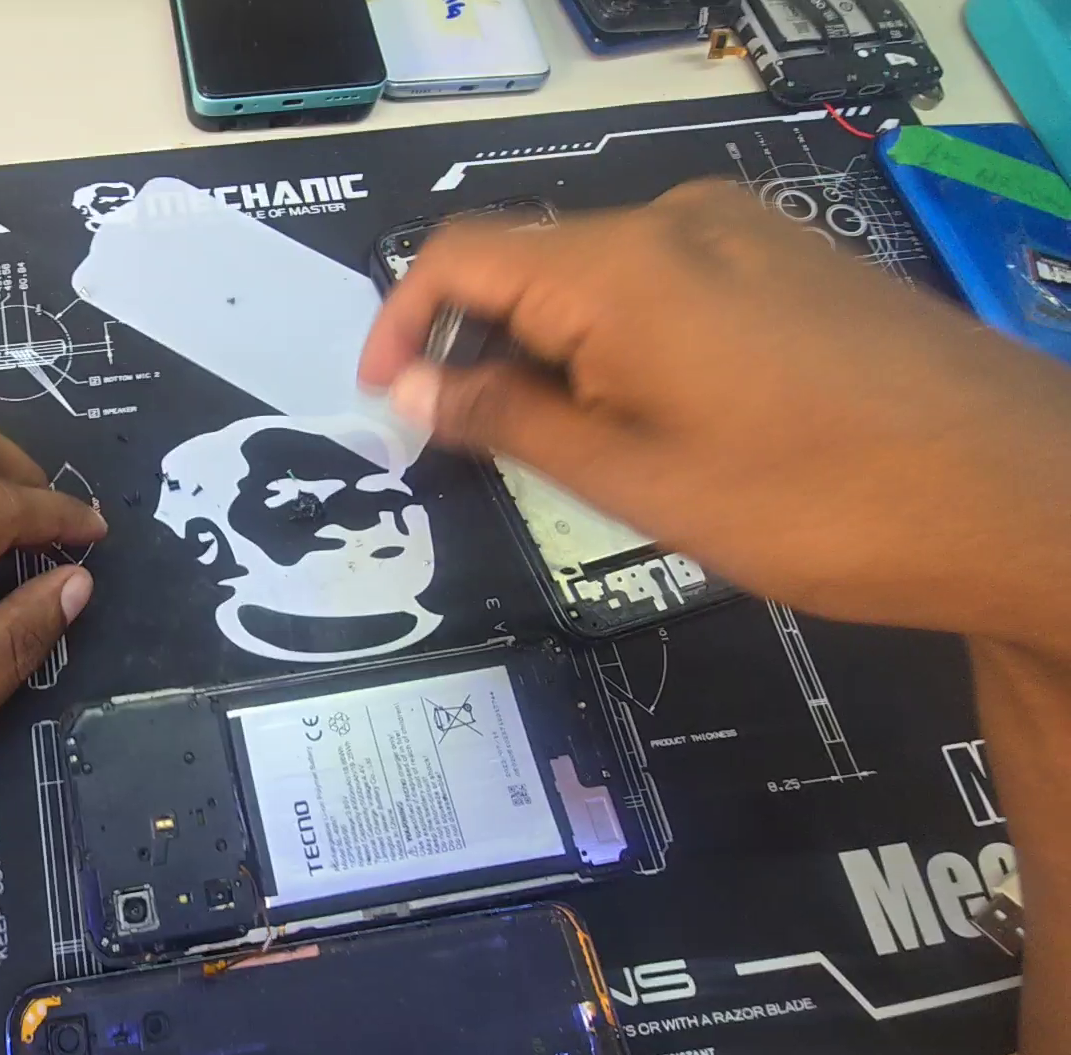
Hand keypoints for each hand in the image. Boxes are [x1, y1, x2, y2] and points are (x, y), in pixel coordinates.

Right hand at [360, 180, 1070, 647]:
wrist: (1035, 503)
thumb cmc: (806, 500)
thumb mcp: (620, 473)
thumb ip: (498, 415)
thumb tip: (405, 388)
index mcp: (620, 269)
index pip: (458, 257)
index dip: (398, 321)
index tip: (380, 395)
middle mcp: (670, 222)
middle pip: (517, 262)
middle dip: (465, 345)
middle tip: (462, 437)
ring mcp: (732, 231)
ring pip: (577, 276)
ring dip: (529, 348)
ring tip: (548, 437)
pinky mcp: (774, 257)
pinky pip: (641, 281)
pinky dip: (592, 337)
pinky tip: (623, 406)